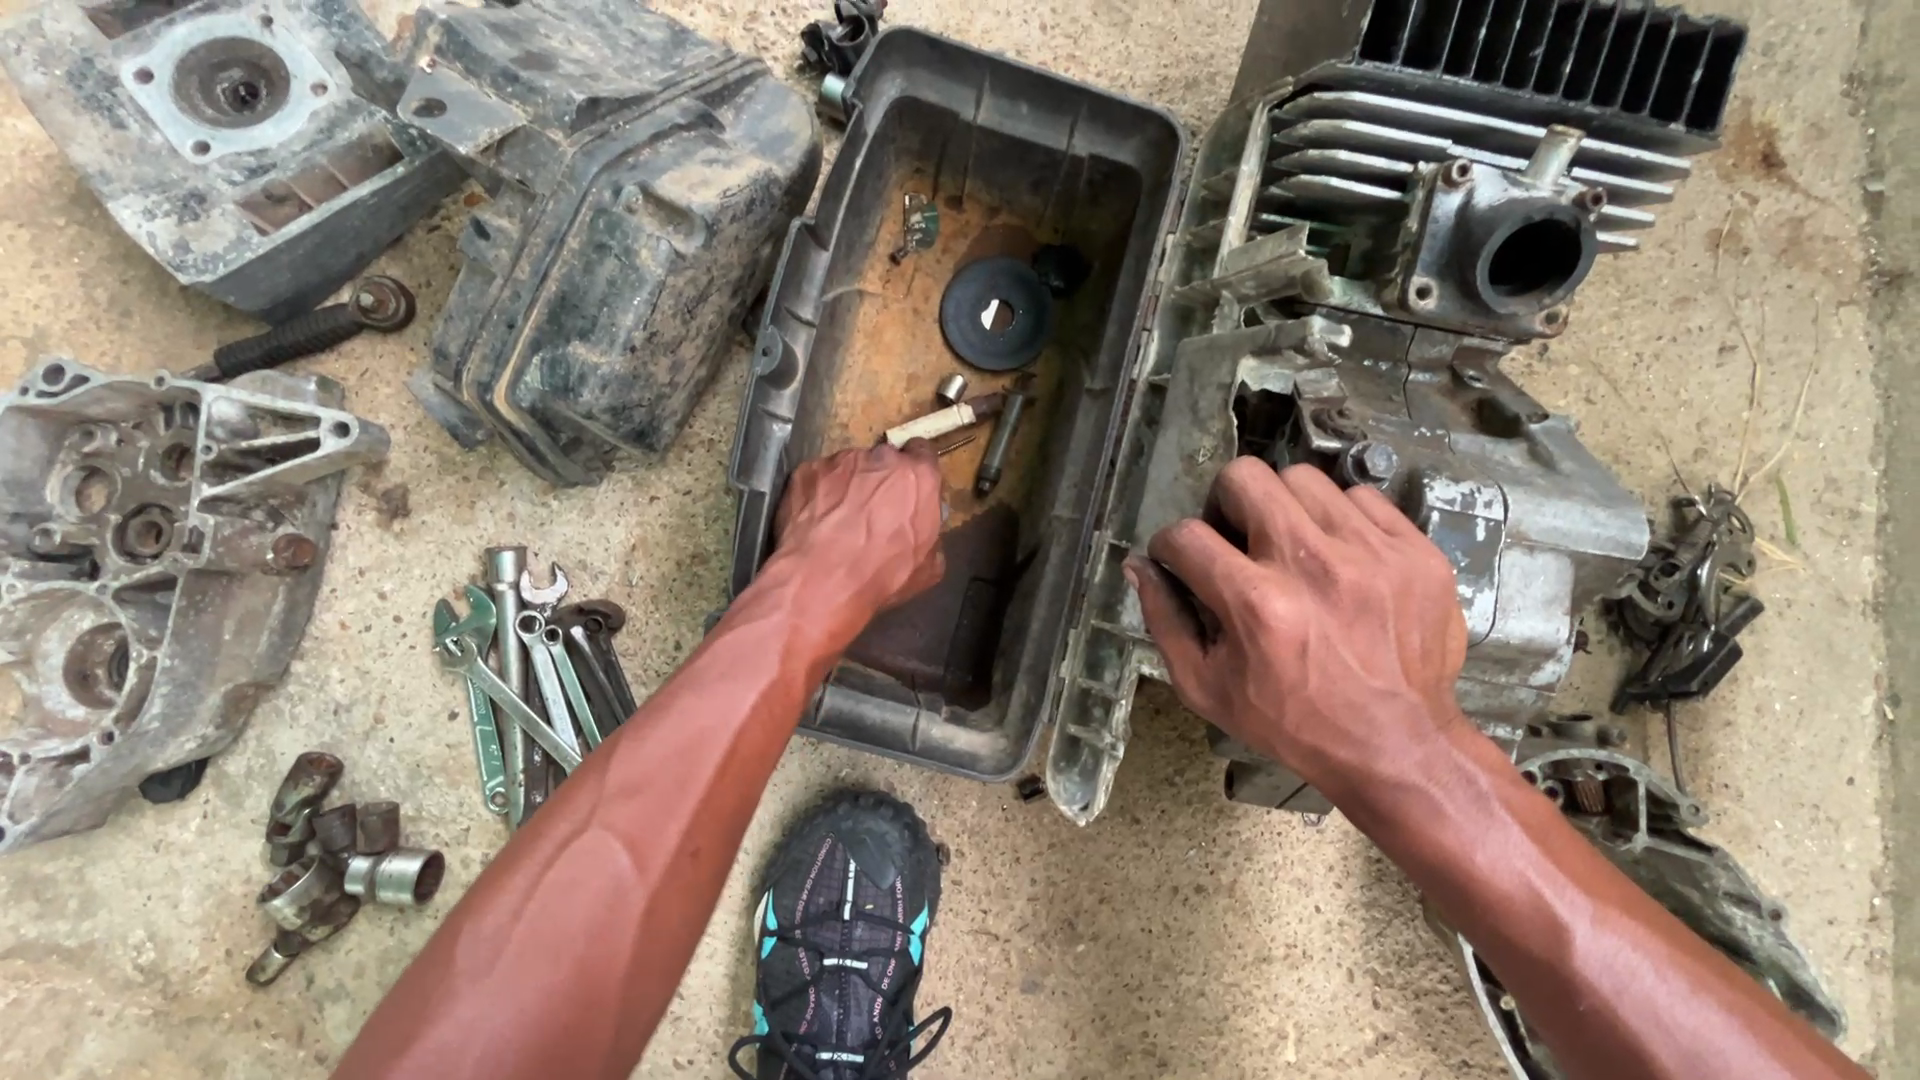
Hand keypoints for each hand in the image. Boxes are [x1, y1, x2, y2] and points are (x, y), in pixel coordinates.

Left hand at [775, 441, 945, 615]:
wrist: (823, 580)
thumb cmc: (883, 575)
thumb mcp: (928, 567)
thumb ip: (929, 536)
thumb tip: (924, 535)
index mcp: (918, 475)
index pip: (923, 452)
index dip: (916, 469)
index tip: (909, 487)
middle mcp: (881, 458)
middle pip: (883, 459)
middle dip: (880, 479)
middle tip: (872, 511)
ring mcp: (840, 461)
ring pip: (848, 467)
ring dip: (847, 486)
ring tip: (837, 520)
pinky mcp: (807, 470)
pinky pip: (817, 477)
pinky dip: (818, 493)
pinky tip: (815, 521)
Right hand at [1125, 459, 1468, 800]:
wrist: (1398, 745)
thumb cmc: (1290, 722)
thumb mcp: (1206, 687)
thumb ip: (1164, 620)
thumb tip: (1138, 564)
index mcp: (1256, 604)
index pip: (1186, 535)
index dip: (1170, 546)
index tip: (1181, 561)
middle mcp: (1312, 565)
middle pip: (1244, 478)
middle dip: (1223, 504)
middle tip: (1235, 539)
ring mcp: (1371, 553)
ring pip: (1302, 478)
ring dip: (1282, 507)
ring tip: (1289, 545)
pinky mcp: (1414, 551)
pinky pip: (1361, 497)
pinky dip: (1338, 520)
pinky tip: (1337, 555)